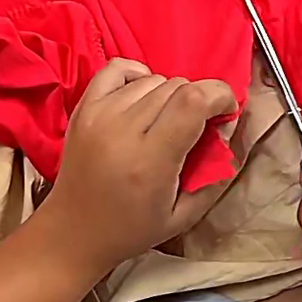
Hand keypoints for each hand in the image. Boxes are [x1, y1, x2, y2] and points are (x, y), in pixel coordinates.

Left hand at [40, 59, 237, 274]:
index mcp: (150, 160)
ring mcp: (99, 115)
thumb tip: (227, 138)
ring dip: (172, 94)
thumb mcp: (183, 216)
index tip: (227, 113)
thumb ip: (212, 177)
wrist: (74, 231)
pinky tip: (146, 96)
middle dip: (200, 100)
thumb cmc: (131, 229)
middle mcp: (122, 131)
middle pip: (176, 87)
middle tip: (199, 126)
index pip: (193, 101)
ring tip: (170, 120)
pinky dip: (140, 76)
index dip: (220, 96)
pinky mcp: (83, 108)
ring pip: (153, 79)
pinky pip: (118, 69)